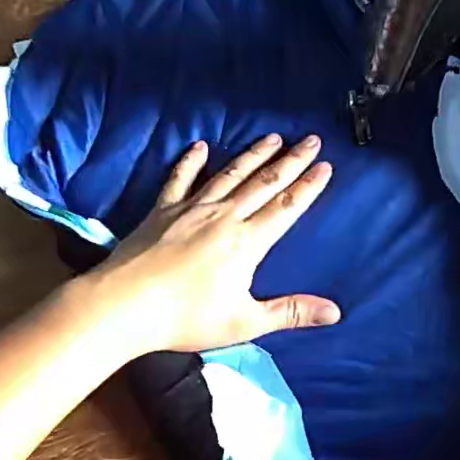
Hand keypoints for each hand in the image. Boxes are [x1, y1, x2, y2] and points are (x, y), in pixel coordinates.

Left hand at [80, 135, 339, 353]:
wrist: (124, 305)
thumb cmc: (185, 318)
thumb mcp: (244, 322)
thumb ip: (290, 313)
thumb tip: (335, 312)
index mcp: (246, 243)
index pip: (286, 208)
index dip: (308, 187)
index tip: (326, 166)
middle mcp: (223, 217)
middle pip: (264, 183)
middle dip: (290, 161)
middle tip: (311, 140)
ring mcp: (190, 210)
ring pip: (229, 175)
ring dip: (253, 155)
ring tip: (272, 137)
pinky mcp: (161, 211)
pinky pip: (179, 179)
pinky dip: (190, 162)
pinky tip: (199, 147)